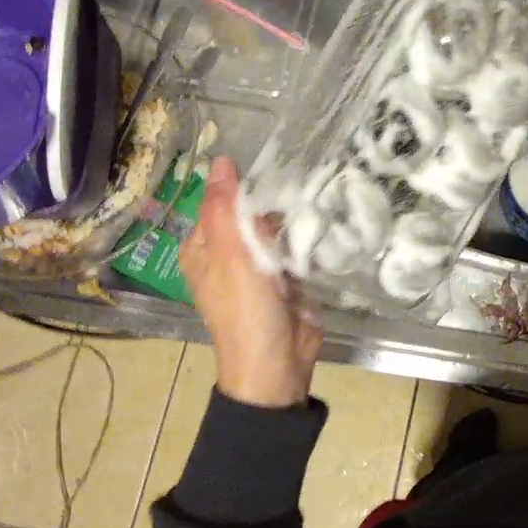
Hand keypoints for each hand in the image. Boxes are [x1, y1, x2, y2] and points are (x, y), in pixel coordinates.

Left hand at [179, 157, 323, 407]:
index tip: (273, 166)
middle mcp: (228, 254)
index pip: (221, 202)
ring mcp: (259, 268)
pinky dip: (306, 239)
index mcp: (204, 249)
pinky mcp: (287, 279)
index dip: (243, 186)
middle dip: (273, 202)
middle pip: (251, 213)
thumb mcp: (232, 256)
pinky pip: (295, 248)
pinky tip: (323, 223)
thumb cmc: (246, 312)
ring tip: (316, 197)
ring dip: (293, 219)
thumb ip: (226, 209)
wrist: (278, 367)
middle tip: (300, 184)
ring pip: (275, 229)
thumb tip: (221, 160)